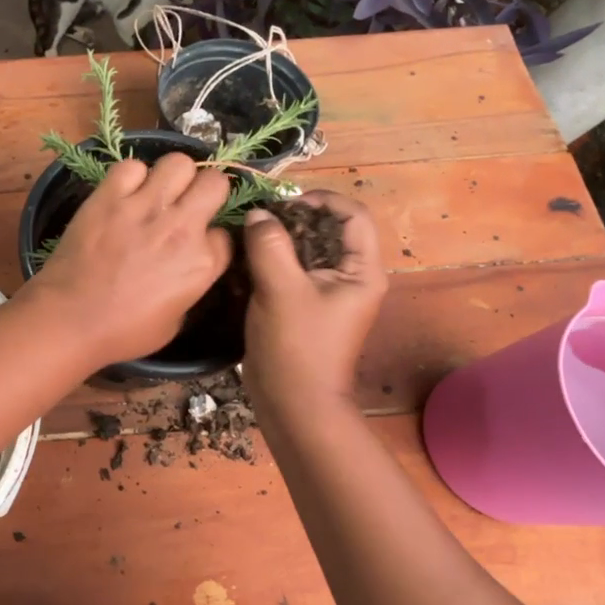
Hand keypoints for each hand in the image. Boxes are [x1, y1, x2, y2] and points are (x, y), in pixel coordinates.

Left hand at [22, 153, 233, 369]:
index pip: (226, 233)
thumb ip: (191, 286)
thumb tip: (188, 269)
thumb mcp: (176, 320)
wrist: (70, 319)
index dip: (211, 236)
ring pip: (177, 163)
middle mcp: (181, 228)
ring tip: (157, 192)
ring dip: (172, 176)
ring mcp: (143, 207)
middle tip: (187, 202)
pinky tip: (123, 192)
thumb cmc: (123, 332)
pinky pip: (130, 167)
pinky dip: (130, 176)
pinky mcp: (108, 197)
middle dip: (207, 190)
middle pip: (214, 183)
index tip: (196, 243)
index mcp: (202, 263)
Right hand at [242, 190, 387, 406]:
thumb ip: (269, 245)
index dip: (321, 200)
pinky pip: (290, 269)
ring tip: (246, 240)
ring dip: (276, 240)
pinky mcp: (302, 305)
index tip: (282, 205)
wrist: (292, 403)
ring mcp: (325, 292)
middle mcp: (349, 277)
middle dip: (291, 219)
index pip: (353, 215)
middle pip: (326, 228)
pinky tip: (243, 264)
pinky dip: (268, 261)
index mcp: (361, 271)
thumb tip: (257, 214)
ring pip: (304, 248)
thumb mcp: (281, 289)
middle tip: (257, 221)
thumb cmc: (296, 346)